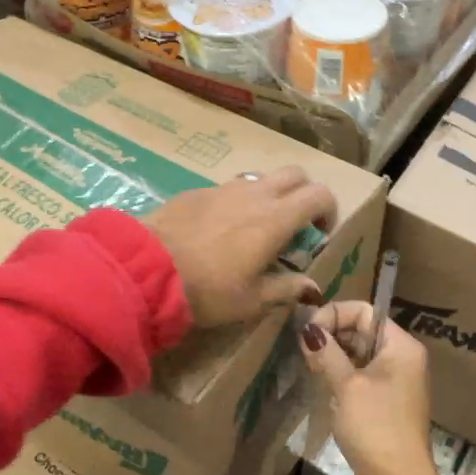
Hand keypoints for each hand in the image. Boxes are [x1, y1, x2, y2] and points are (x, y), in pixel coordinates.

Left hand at [146, 166, 336, 327]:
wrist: (147, 269)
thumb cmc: (208, 290)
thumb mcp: (252, 300)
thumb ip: (286, 289)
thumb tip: (312, 287)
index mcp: (276, 218)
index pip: (320, 194)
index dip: (328, 212)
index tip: (318, 236)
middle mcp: (255, 194)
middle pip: (296, 174)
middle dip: (303, 194)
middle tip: (294, 226)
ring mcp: (224, 188)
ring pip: (261, 178)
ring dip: (270, 196)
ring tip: (256, 229)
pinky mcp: (197, 191)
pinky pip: (229, 188)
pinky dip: (238, 202)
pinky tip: (220, 231)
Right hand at [298, 301, 459, 474]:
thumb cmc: (376, 428)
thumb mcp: (347, 386)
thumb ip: (326, 353)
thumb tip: (308, 330)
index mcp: (401, 346)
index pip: (364, 311)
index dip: (334, 314)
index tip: (307, 333)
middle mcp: (401, 358)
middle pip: (360, 330)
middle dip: (330, 336)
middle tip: (305, 355)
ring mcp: (393, 383)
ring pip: (356, 355)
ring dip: (332, 358)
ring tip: (311, 371)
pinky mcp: (382, 404)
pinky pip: (358, 378)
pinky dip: (339, 378)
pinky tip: (322, 389)